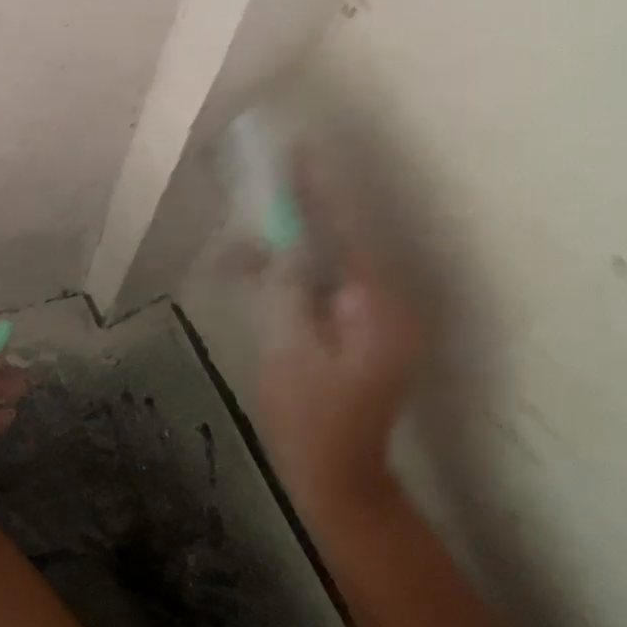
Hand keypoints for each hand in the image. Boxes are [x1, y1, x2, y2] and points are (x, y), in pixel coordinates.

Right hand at [259, 159, 425, 515]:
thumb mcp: (288, 349)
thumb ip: (286, 285)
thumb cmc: (309, 420)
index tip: (299, 149)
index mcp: (378, 307)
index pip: (347, 231)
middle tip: (259, 184)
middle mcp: (387, 303)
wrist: (336, 478)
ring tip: (238, 249)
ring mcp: (376, 317)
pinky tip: (253, 273)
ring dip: (286, 251)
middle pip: (339, 240)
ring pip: (328, 263)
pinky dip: (292, 276)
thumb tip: (281, 237)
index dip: (318, 190)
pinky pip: (325, 285)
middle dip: (295, 215)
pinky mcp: (361, 327)